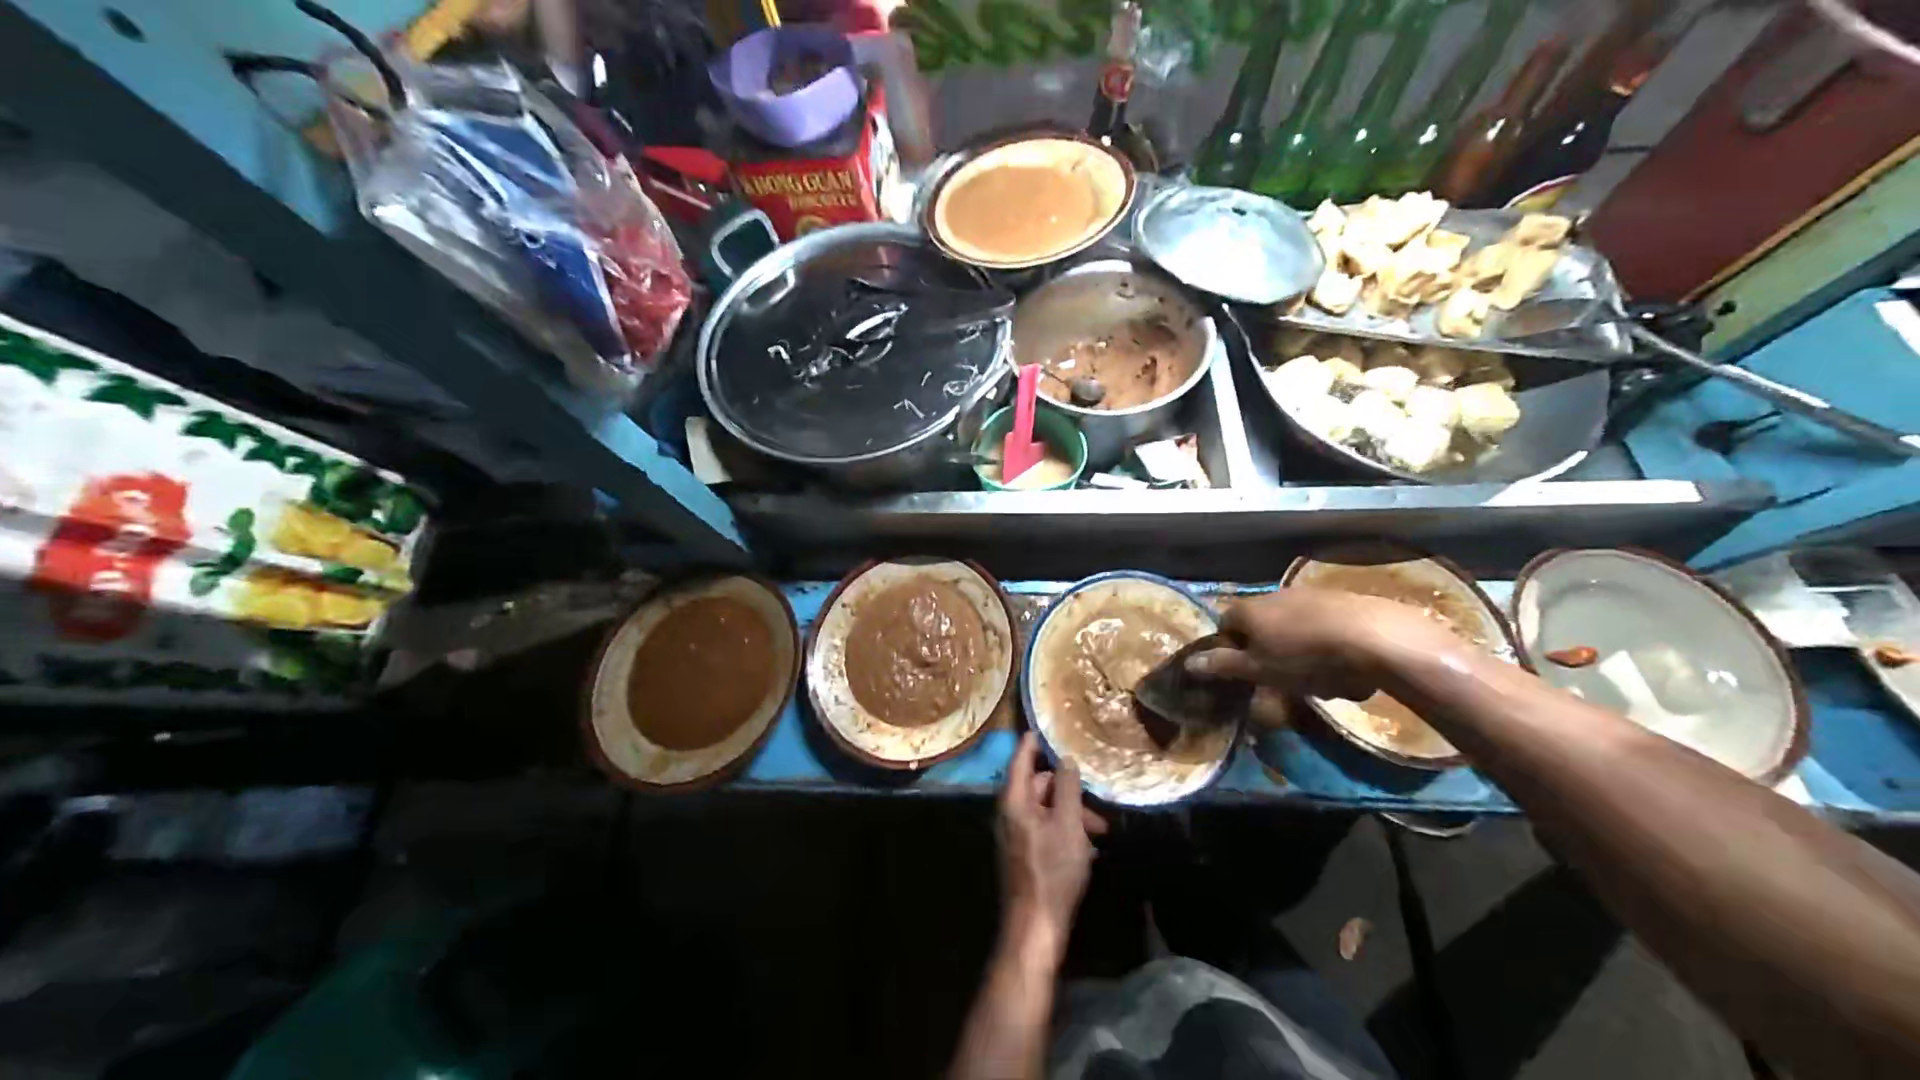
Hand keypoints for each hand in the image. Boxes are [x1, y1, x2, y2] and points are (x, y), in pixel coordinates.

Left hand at [997, 733, 1106, 957]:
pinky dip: (1064, 827)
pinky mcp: (1023, 850)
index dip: (1035, 740)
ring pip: (1044, 807)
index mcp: (1014, 800)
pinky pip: (1043, 826)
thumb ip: (1067, 788)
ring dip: (1071, 811)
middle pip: (1037, 784)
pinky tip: (1088, 845)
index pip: (1021, 757)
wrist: (1035, 926)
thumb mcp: (1068, 825)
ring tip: (1101, 829)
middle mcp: (1009, 811)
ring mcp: (1014, 832)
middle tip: (1097, 798)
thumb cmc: (1053, 872)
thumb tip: (1065, 758)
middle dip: (1066, 787)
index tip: (1049, 724)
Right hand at [1187, 588, 1457, 712]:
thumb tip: (1189, 663)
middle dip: (1268, 651)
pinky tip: (1344, 665)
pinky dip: (1326, 644)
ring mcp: (1309, 594)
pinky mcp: (1342, 600)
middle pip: (1261, 625)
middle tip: (1282, 680)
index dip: (1230, 649)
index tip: (1243, 672)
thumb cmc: (1305, 657)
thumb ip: (1224, 666)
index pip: (1225, 624)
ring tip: (1318, 678)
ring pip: (1293, 626)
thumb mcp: (1260, 670)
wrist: (1375, 638)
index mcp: (1248, 610)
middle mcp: (1274, 595)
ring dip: (1299, 649)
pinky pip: (1323, 625)